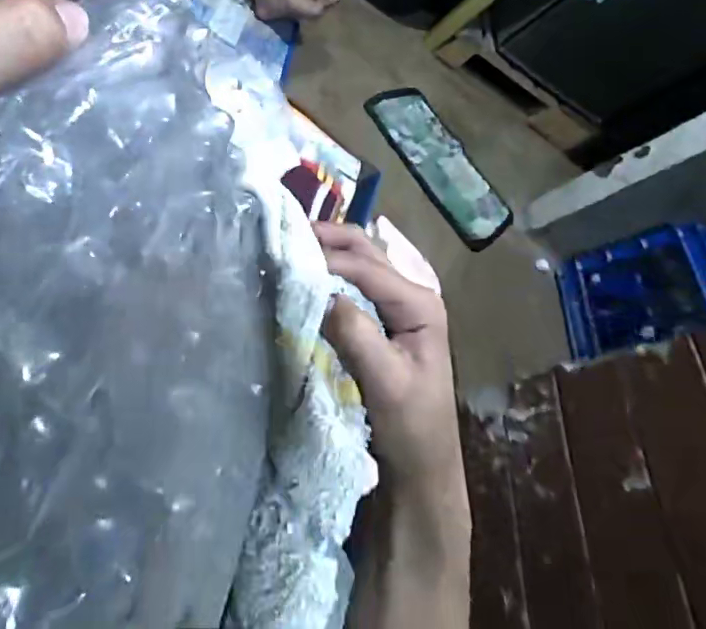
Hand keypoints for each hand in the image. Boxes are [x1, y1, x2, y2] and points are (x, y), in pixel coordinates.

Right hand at [317, 221, 469, 627]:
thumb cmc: (411, 427)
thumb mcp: (385, 383)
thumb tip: (320, 291)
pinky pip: (352, 282)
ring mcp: (396, 305)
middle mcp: (410, 294)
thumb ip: (356, 334)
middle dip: (325, 239)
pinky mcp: (380, 319)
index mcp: (419, 303)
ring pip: (357, 261)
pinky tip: (303, 275)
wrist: (421, 467)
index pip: (366, 267)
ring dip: (325, 251)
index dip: (326, 259)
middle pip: (363, 251)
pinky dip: (327, 272)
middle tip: (284, 237)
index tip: (286, 257)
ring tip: (288, 249)